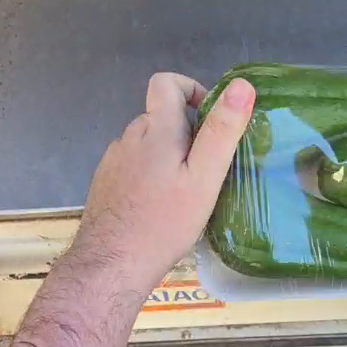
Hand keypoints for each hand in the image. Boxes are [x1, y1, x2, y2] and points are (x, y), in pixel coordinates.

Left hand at [66, 72, 255, 291]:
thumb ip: (221, 131)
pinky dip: (148, 177)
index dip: (190, 90)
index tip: (208, 120)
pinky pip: (132, 167)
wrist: (112, 263)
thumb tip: (241, 86)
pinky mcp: (105, 184)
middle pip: (159, 118)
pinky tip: (158, 208)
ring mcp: (113, 161)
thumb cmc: (165, 222)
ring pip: (146, 145)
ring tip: (183, 195)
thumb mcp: (204, 178)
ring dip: (166, 158)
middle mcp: (129, 137)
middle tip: (205, 172)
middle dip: (184, 134)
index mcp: (156, 130)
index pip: (166, 83)